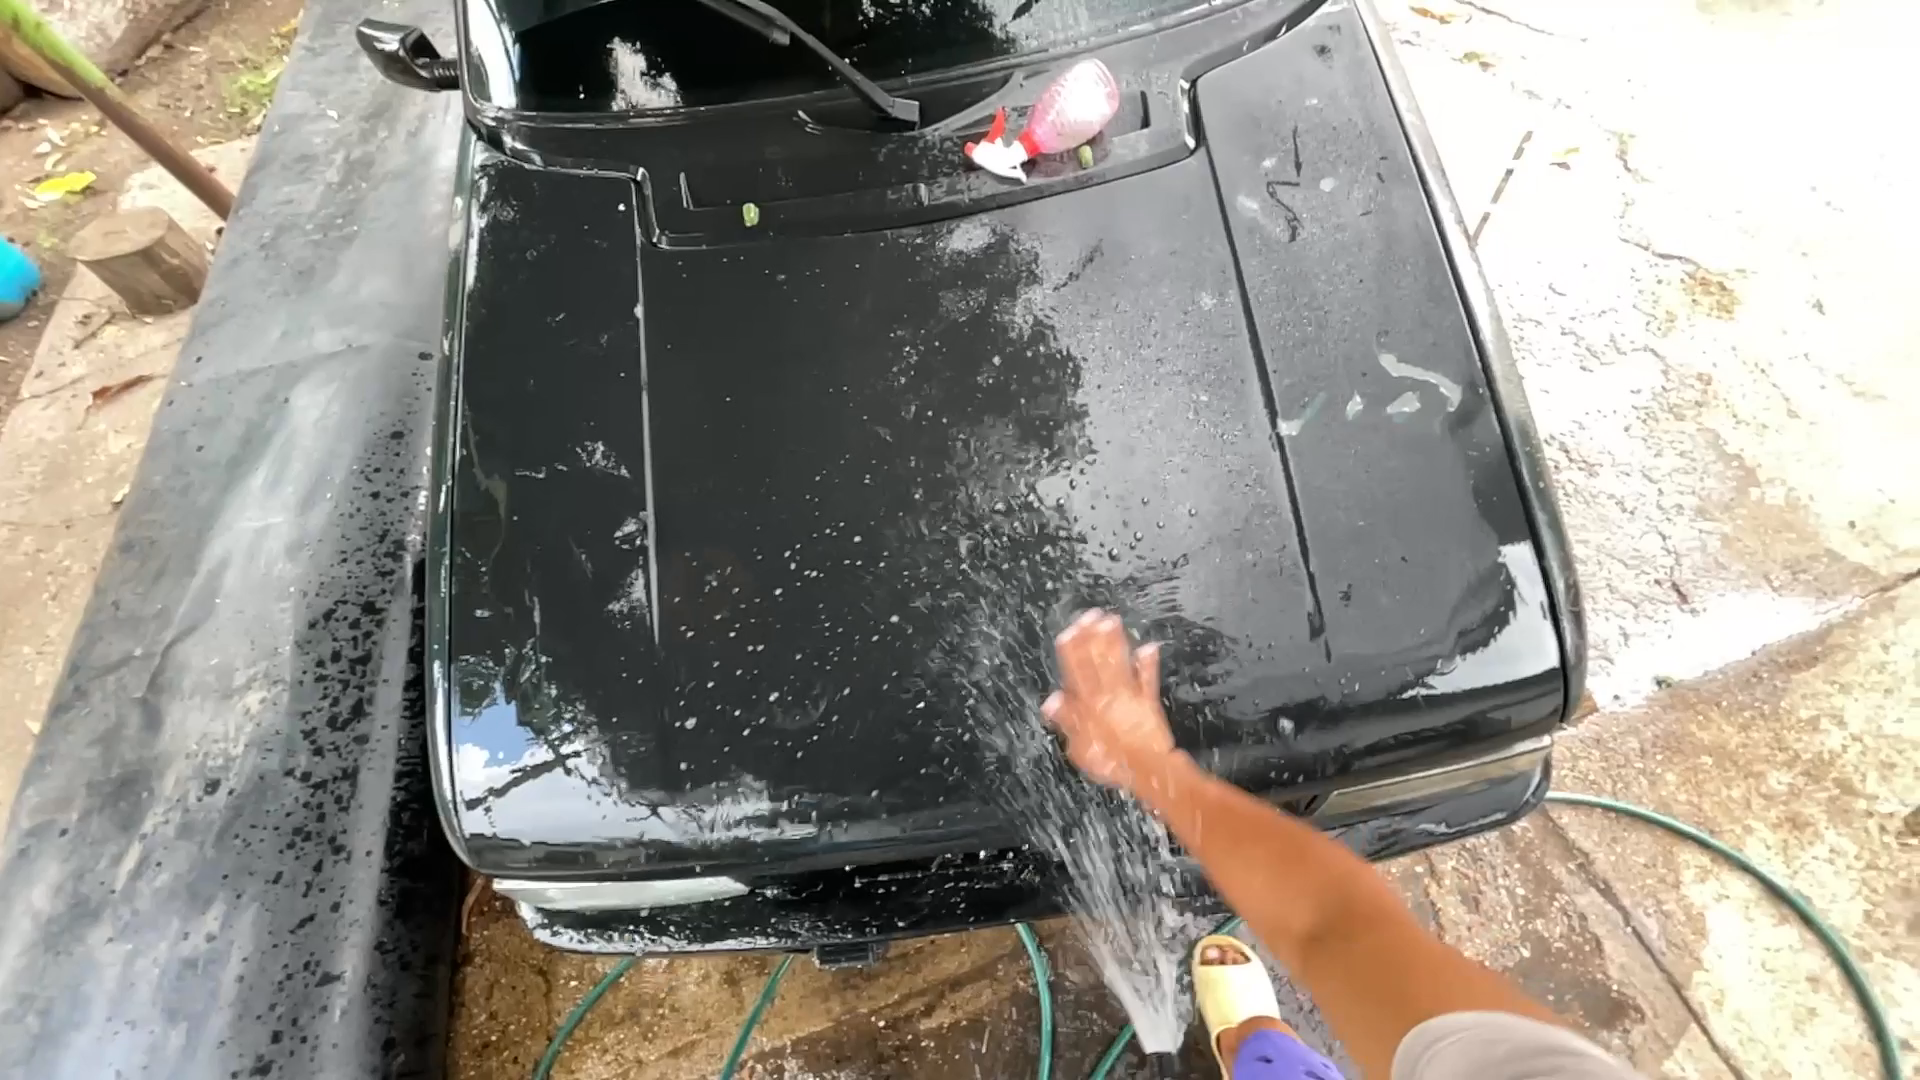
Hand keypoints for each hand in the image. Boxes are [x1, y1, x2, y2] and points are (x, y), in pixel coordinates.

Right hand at [1042, 609, 1177, 790]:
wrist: (1146, 769)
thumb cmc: (1111, 762)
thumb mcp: (1079, 747)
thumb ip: (1067, 720)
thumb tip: (1051, 700)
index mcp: (1088, 706)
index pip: (1076, 672)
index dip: (1072, 650)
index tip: (1070, 630)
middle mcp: (1108, 696)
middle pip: (1097, 661)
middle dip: (1092, 637)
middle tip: (1090, 615)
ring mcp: (1129, 696)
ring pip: (1119, 663)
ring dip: (1115, 641)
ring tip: (1112, 620)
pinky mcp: (1148, 702)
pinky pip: (1147, 679)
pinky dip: (1148, 663)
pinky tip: (1149, 646)